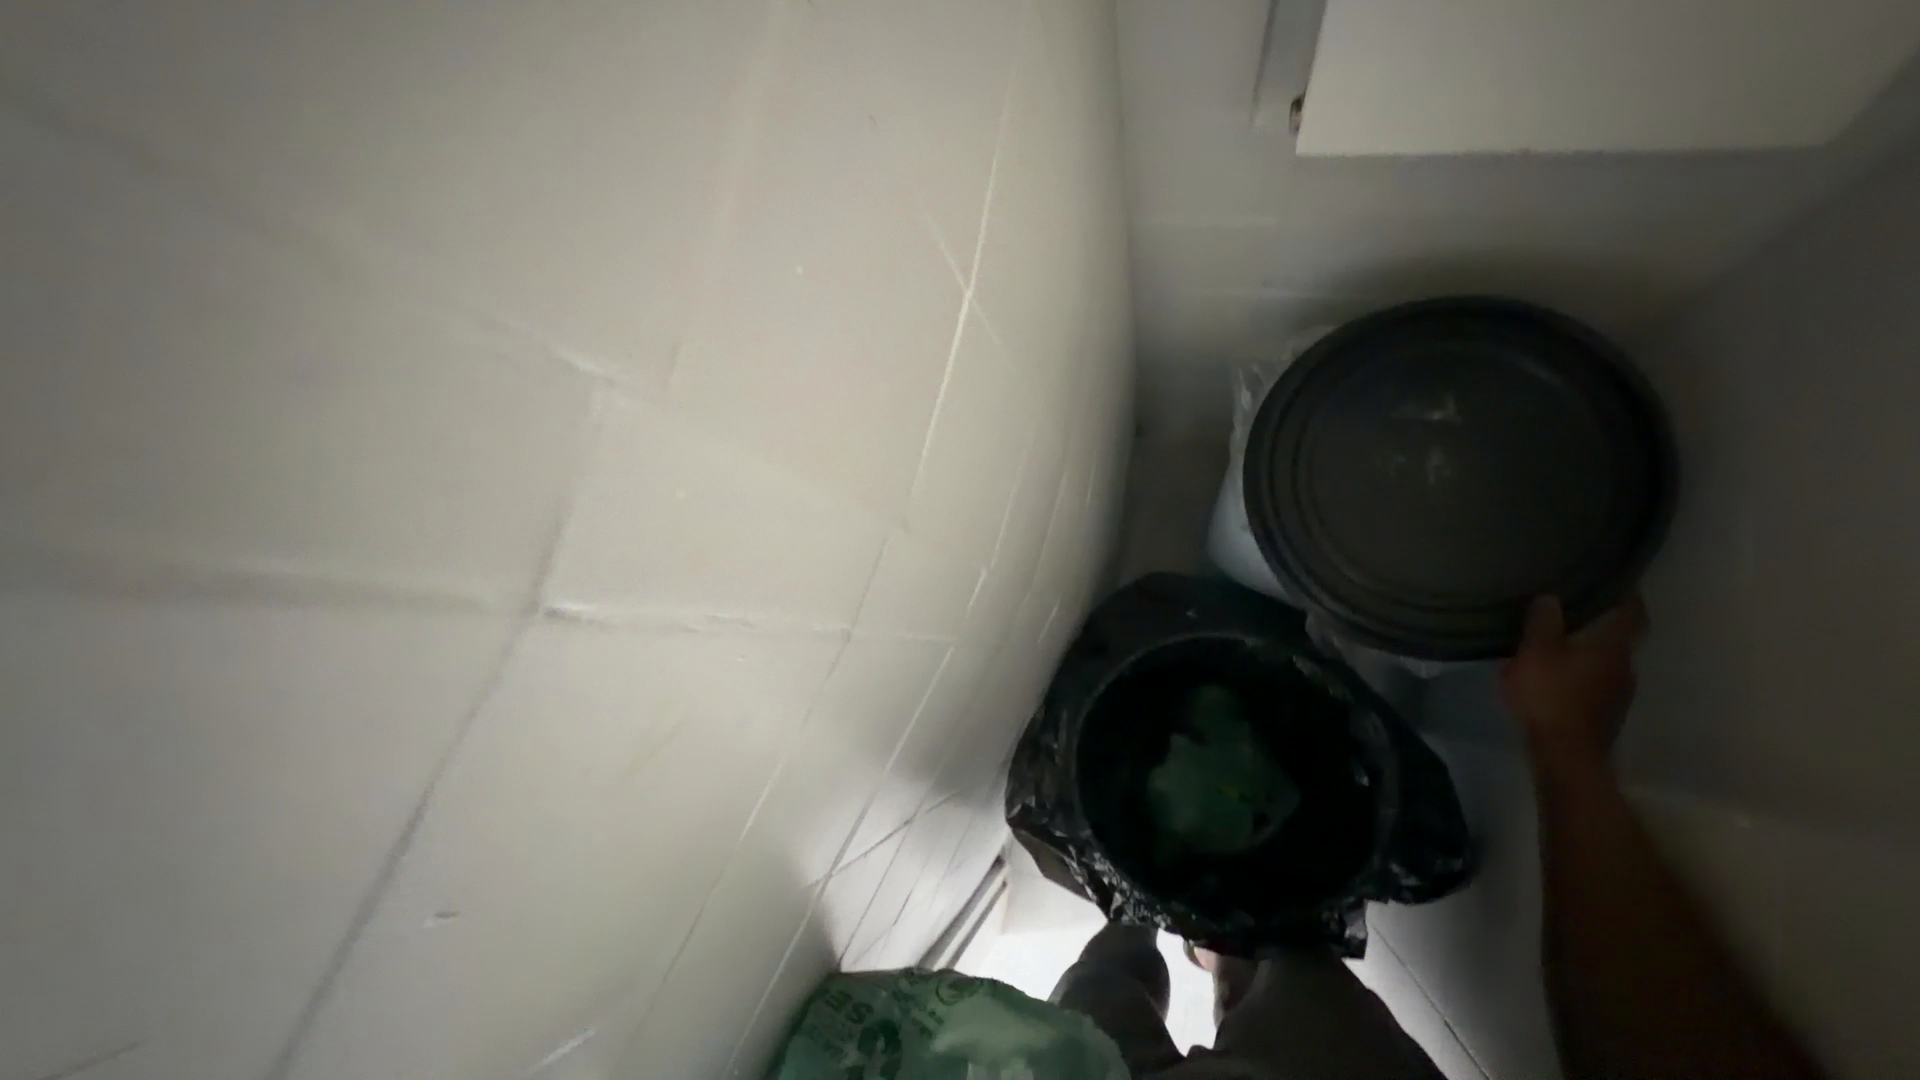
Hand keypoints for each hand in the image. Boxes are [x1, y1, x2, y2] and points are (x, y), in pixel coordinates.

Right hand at [1500, 594, 1646, 763]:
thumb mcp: (1535, 652)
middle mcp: (1625, 666)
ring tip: (1561, 647)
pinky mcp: (1608, 713)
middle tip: (1574, 615)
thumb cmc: (1550, 694)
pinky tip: (1560, 679)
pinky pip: (1598, 684)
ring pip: (1608, 663)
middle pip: (1619, 639)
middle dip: (1599, 627)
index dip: (1627, 597)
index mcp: (1612, 646)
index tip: (1618, 583)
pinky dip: (1583, 676)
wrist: (1566, 753)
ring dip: (1589, 654)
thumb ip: (1543, 623)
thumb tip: (1551, 598)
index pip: (1631, 613)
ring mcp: (1620, 692)